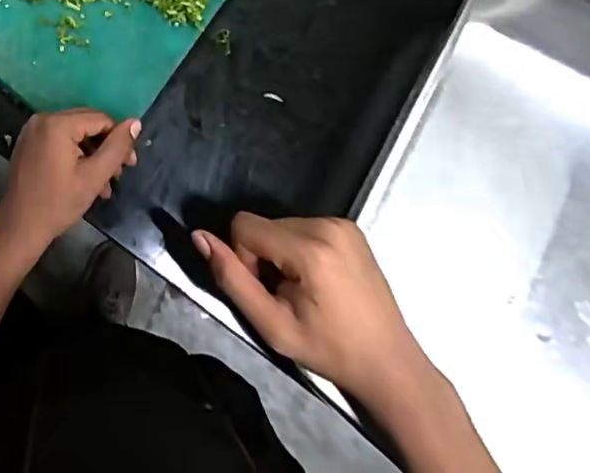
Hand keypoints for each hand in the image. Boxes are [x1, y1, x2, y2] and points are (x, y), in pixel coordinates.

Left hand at [0, 110, 139, 260]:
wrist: (20, 226)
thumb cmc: (58, 203)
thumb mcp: (94, 176)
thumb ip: (117, 147)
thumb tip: (135, 122)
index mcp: (58, 123)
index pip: (100, 119)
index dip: (119, 139)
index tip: (130, 164)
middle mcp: (43, 118)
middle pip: (87, 123)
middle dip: (106, 147)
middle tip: (120, 173)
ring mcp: (33, 129)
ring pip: (75, 133)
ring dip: (93, 154)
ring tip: (105, 183)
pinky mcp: (29, 141)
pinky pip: (59, 139)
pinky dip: (75, 154)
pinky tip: (86, 178)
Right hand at [194, 215, 428, 406]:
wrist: (390, 365)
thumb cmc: (329, 351)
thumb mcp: (272, 326)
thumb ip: (231, 278)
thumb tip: (199, 237)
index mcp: (311, 249)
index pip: (244, 225)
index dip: (245, 259)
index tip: (268, 292)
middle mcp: (328, 224)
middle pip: (264, 224)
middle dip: (263, 257)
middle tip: (286, 296)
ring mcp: (342, 223)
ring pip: (280, 224)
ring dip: (280, 253)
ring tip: (304, 291)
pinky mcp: (350, 227)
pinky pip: (302, 225)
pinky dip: (299, 248)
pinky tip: (318, 280)